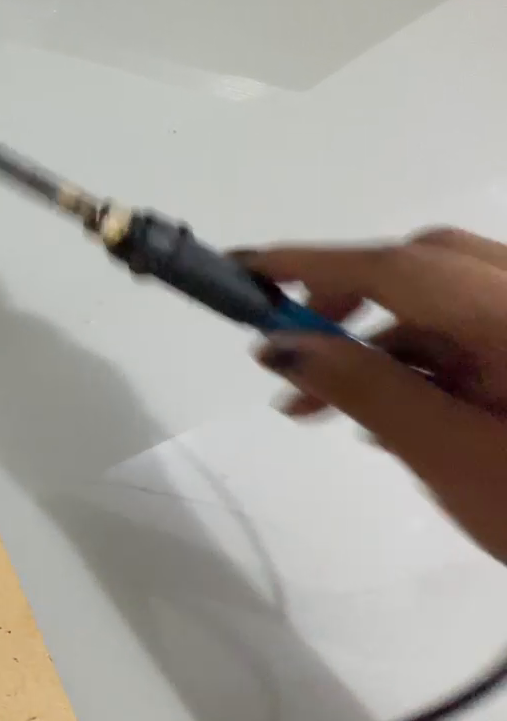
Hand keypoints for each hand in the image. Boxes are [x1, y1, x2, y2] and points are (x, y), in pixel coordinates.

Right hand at [242, 228, 506, 560]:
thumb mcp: (454, 458)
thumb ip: (365, 390)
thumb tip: (280, 344)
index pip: (400, 267)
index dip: (311, 262)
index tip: (239, 270)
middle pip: (431, 262)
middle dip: (348, 294)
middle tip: (297, 344)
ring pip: (456, 298)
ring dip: (383, 336)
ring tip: (332, 403)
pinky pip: (488, 328)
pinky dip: (430, 355)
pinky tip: (407, 410)